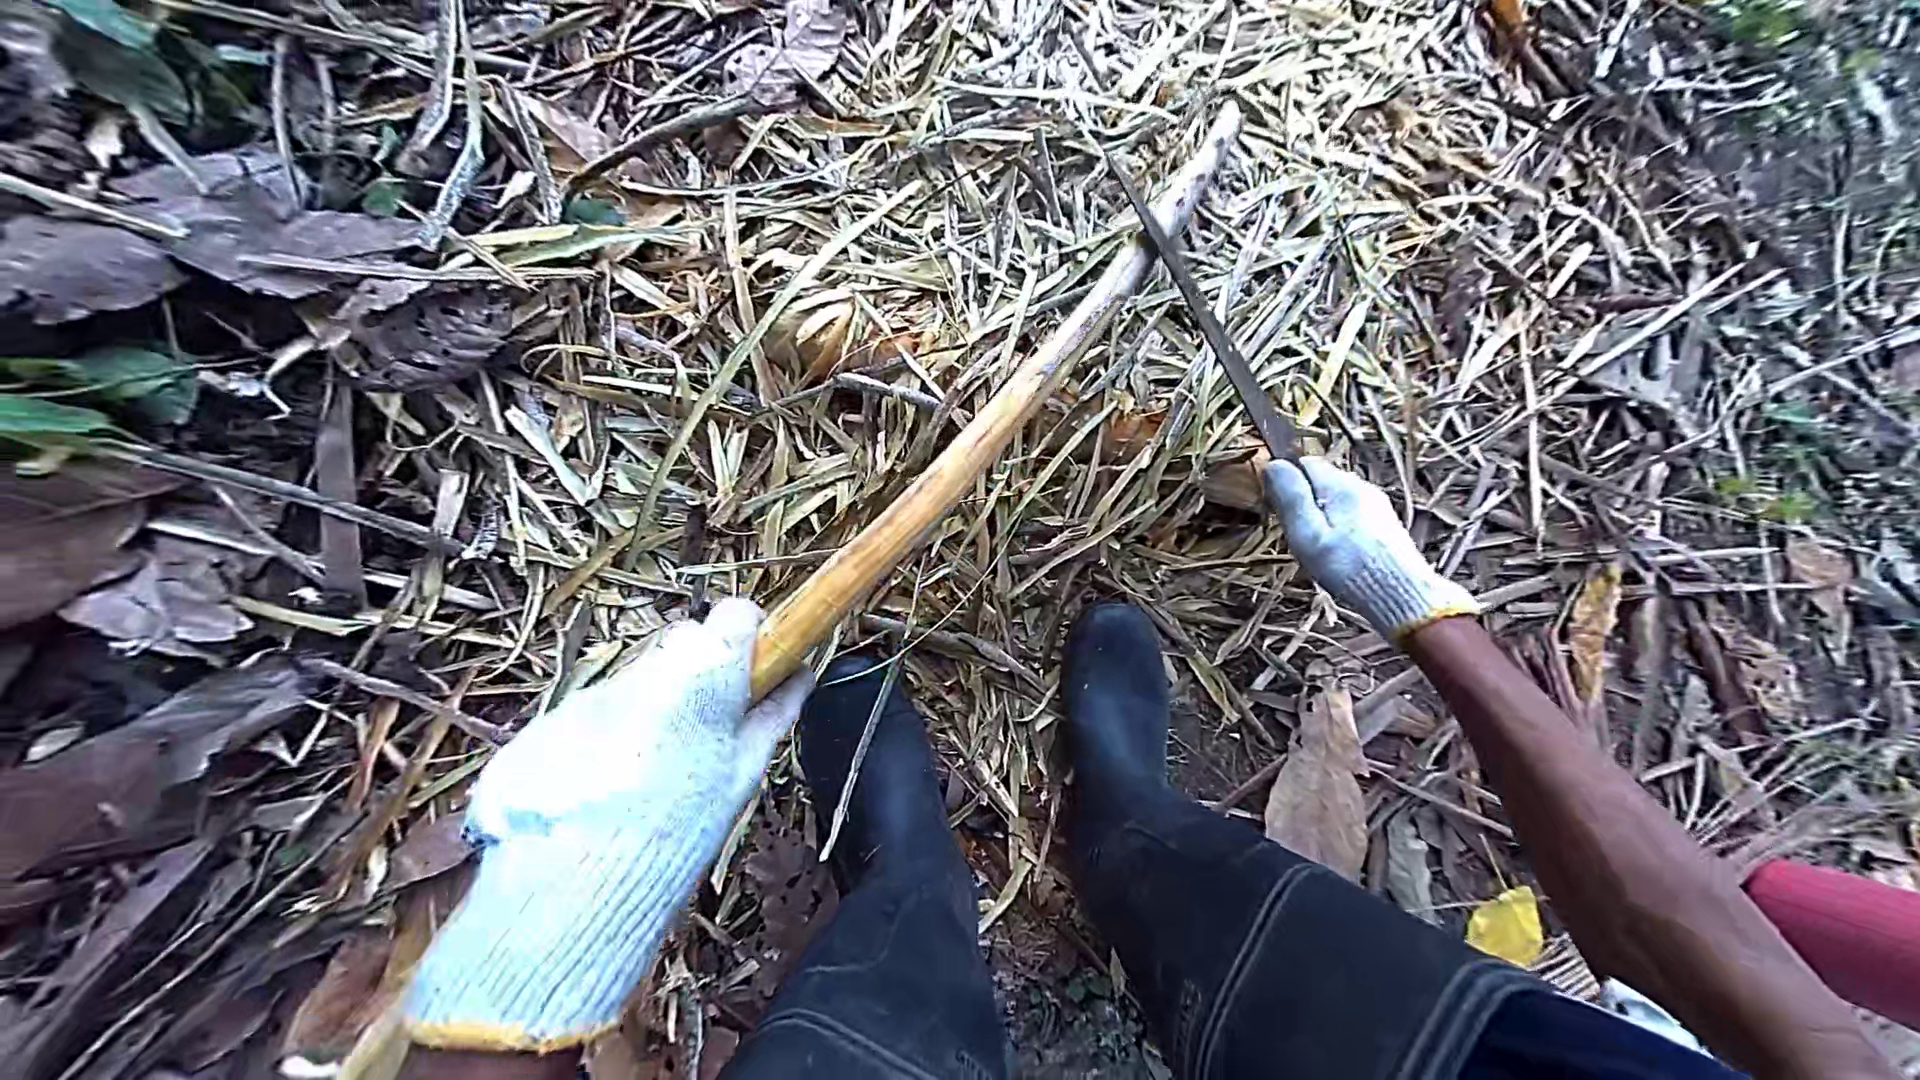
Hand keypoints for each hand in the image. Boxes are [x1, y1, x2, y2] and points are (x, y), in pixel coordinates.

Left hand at [404, 598, 812, 1052]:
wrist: (570, 884)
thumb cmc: (680, 826)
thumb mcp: (742, 772)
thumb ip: (774, 714)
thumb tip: (802, 675)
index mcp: (703, 674)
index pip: (735, 614)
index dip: (747, 634)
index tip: (751, 665)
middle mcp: (647, 667)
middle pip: (686, 639)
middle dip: (700, 667)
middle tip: (704, 719)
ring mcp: (595, 689)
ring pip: (642, 671)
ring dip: (656, 697)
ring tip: (654, 756)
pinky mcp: (552, 715)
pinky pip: (598, 704)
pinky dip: (613, 724)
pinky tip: (611, 773)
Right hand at [1262, 456, 1478, 640]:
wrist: (1400, 596)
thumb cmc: (1346, 566)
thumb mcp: (1307, 532)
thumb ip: (1291, 496)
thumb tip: (1274, 464)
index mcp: (1341, 486)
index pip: (1305, 463)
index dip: (1285, 481)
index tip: (1275, 508)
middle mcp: (1362, 488)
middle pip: (1320, 479)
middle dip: (1301, 498)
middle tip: (1293, 532)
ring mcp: (1376, 506)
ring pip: (1334, 498)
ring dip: (1317, 514)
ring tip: (1312, 545)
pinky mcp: (1383, 524)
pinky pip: (1348, 513)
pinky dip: (1334, 525)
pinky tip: (1334, 550)